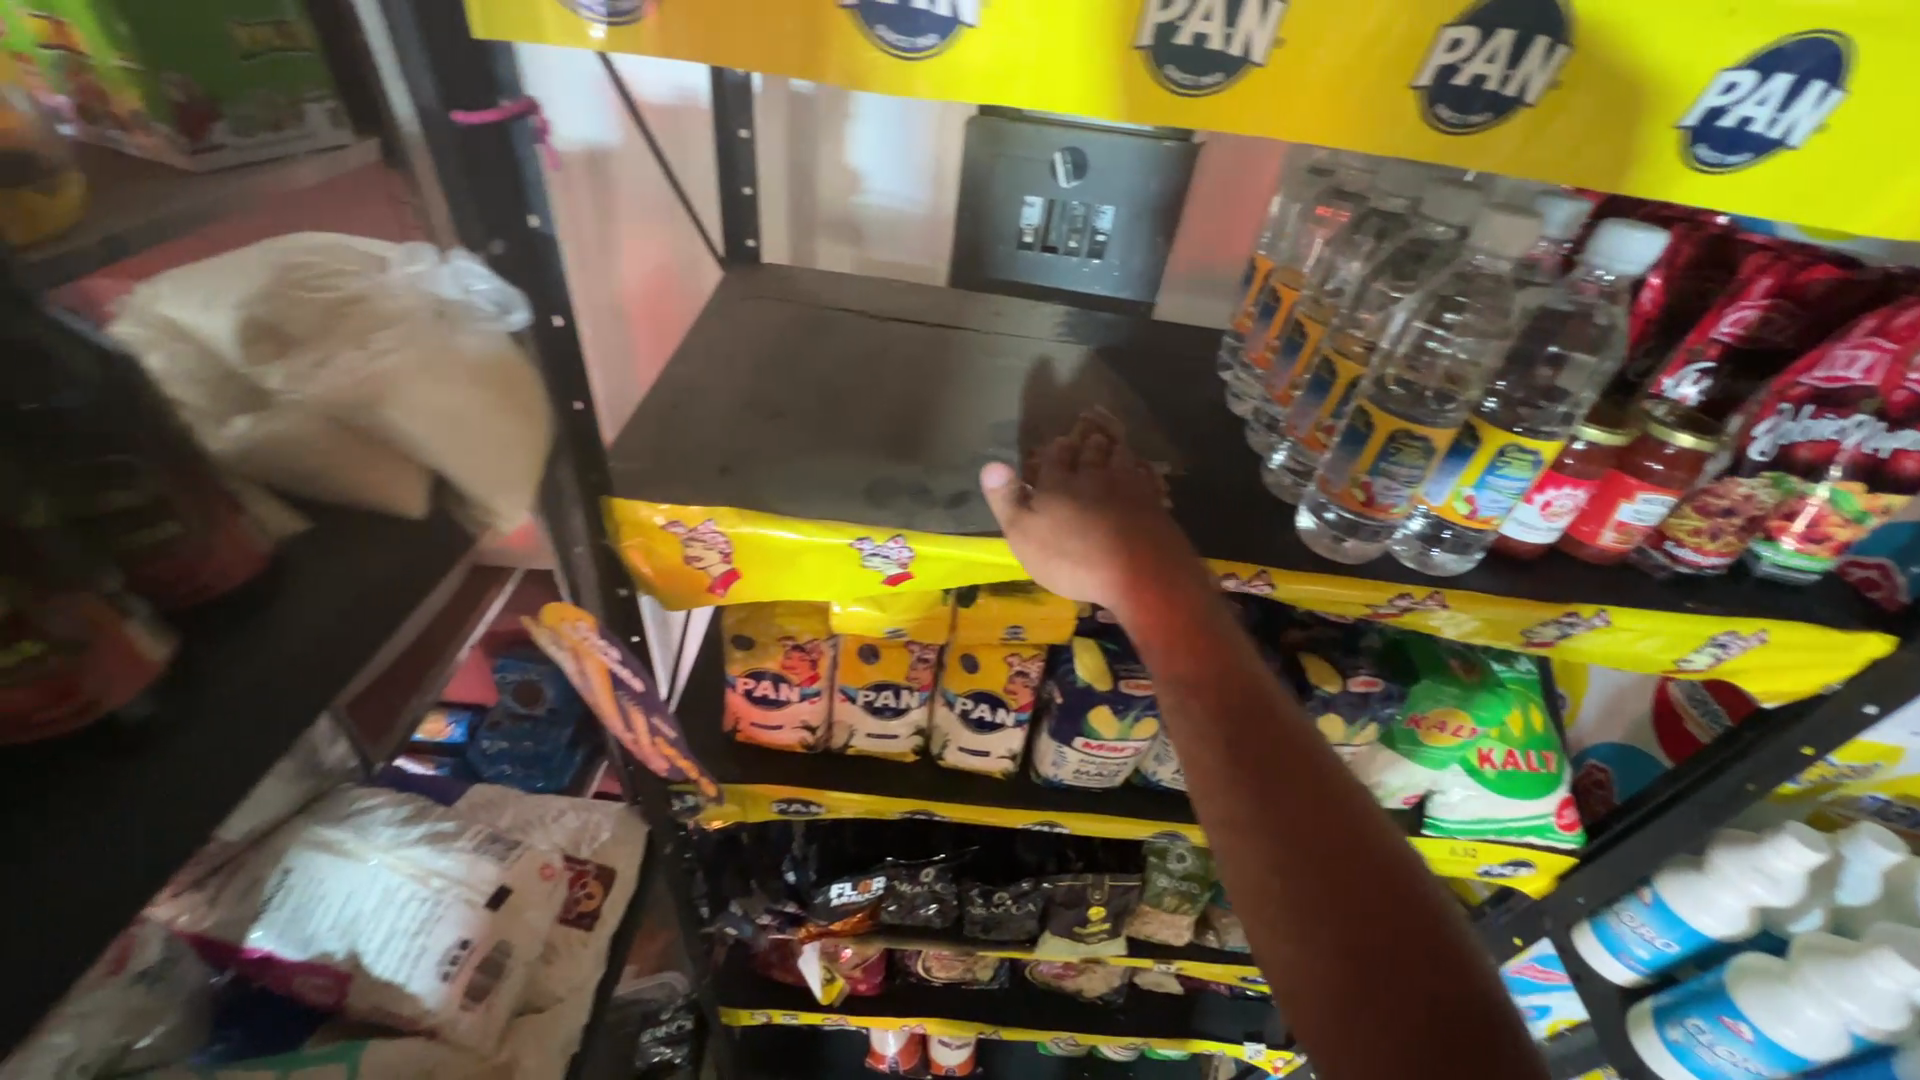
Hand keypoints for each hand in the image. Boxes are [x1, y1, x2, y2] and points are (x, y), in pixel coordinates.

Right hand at [979, 410, 1206, 614]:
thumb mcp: (1024, 534)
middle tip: (1089, 437)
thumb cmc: (1072, 557)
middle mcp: (1093, 477)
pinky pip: (1146, 478)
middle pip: (1091, 454)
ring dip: (1115, 451)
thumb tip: (989, 464)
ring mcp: (1127, 488)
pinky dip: (1141, 471)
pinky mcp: (1153, 504)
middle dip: (1088, 445)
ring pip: (1120, 460)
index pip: (1054, 458)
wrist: (1138, 571)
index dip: (1055, 450)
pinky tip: (1142, 473)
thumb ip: (1007, 499)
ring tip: (1114, 447)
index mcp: (1058, 484)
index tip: (1058, 443)